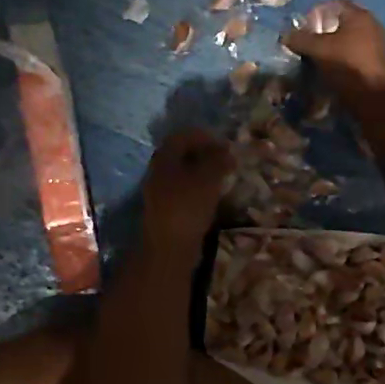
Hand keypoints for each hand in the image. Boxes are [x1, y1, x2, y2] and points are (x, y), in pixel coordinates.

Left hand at [140, 129, 232, 249]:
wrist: (169, 247)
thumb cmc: (188, 206)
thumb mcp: (208, 178)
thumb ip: (218, 160)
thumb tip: (226, 150)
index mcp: (164, 159)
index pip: (182, 137)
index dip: (203, 136)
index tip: (224, 143)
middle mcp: (158, 172)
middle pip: (181, 155)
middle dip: (204, 153)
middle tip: (225, 159)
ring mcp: (160, 192)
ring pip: (183, 174)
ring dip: (202, 172)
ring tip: (223, 176)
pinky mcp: (166, 210)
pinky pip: (183, 191)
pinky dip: (199, 188)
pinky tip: (213, 195)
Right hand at [283, 0, 384, 102]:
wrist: (372, 96)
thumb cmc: (346, 65)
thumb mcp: (318, 50)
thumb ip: (300, 39)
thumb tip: (285, 35)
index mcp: (359, 15)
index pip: (333, 4)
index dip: (315, 13)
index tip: (303, 28)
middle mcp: (371, 24)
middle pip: (340, 22)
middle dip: (321, 31)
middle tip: (307, 44)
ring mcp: (376, 42)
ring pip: (347, 37)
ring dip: (330, 45)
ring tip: (316, 57)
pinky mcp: (376, 59)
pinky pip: (353, 51)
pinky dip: (340, 55)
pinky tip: (331, 67)